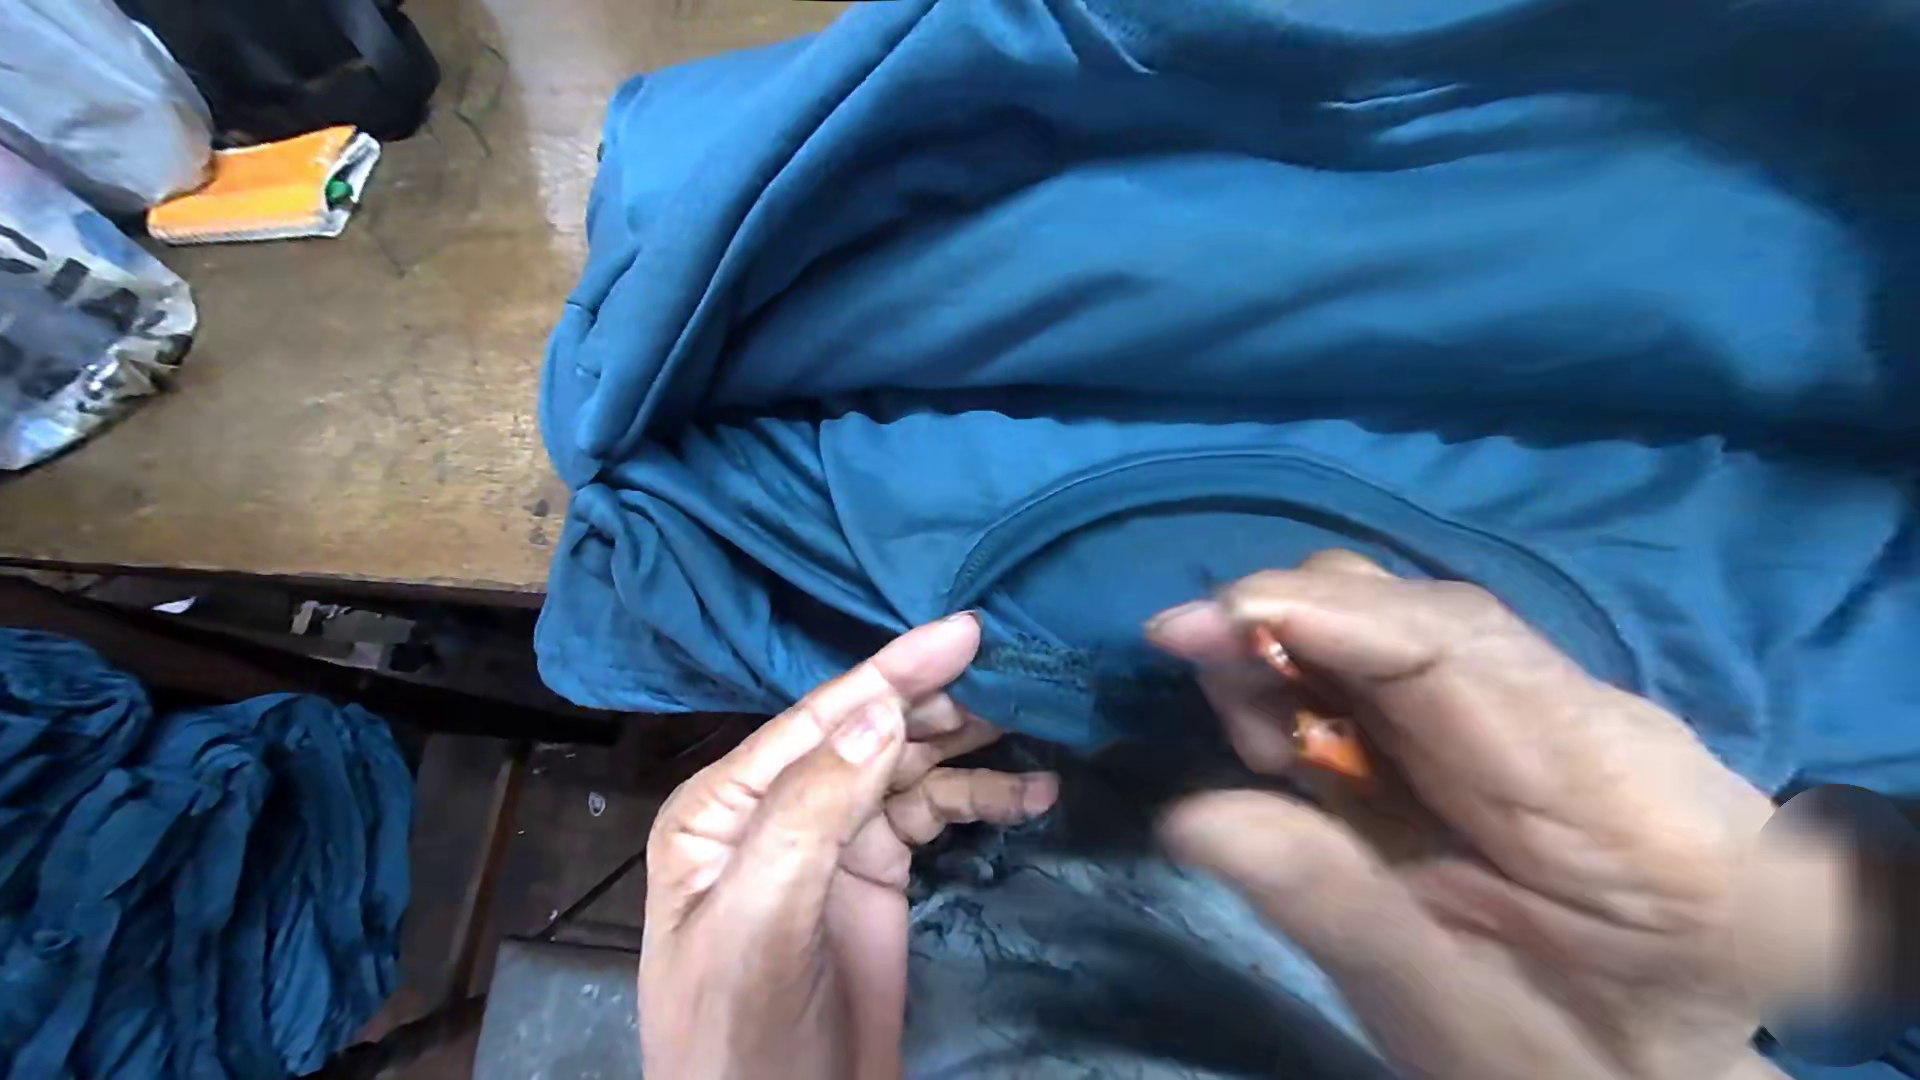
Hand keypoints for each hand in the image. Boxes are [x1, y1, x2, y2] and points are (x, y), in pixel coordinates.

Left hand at [639, 613, 1057, 1079]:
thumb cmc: (741, 1041)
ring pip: (908, 763)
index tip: (963, 630)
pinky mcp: (877, 863)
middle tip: (1010, 677)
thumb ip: (811, 811)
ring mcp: (832, 831)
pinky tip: (1031, 792)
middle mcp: (779, 800)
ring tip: (1031, 722)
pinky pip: (933, 809)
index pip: (822, 718)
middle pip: (871, 730)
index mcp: (727, 800)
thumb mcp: (761, 926)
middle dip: (939, 702)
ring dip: (969, 744)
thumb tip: (877, 712)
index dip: (895, 670)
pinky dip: (981, 795)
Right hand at [1147, 551, 1786, 1079]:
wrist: (1640, 1069)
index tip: (1186, 629)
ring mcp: (1551, 701)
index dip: (1306, 612)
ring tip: (1271, 759)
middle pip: (1409, 610)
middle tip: (1236, 734)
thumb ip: (1320, 898)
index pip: (1447, 646)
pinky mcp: (1501, 702)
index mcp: (1619, 802)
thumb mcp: (1434, 1010)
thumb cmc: (1556, 1062)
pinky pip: (1379, 648)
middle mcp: (1596, 720)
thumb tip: (1185, 818)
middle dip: (1284, 638)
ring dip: (1288, 664)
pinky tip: (1297, 749)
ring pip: (1383, 613)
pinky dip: (1305, 680)